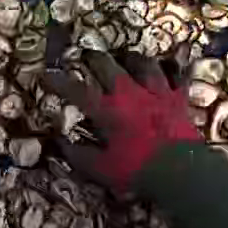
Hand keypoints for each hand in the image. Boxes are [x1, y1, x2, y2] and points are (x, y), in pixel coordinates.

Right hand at [43, 49, 201, 195]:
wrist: (181, 171)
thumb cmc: (136, 170)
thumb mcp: (98, 167)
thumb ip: (77, 153)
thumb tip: (60, 141)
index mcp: (107, 110)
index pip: (77, 90)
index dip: (58, 81)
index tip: (46, 75)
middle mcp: (130, 94)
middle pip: (108, 65)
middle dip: (93, 58)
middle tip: (85, 55)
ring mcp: (157, 92)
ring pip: (143, 63)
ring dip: (130, 58)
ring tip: (124, 56)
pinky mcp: (178, 98)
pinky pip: (177, 75)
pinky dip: (170, 67)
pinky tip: (166, 65)